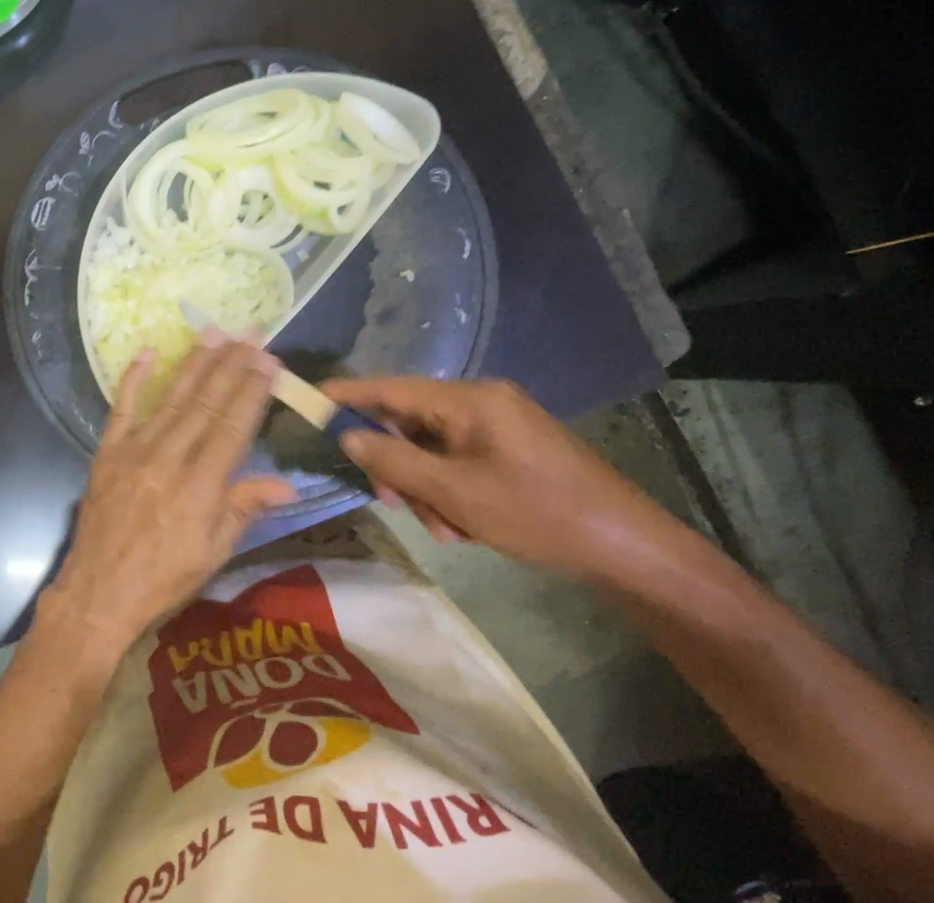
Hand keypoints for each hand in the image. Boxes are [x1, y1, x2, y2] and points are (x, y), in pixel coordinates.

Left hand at [45, 336, 297, 652]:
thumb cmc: (163, 578)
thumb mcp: (213, 552)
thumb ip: (243, 509)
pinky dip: (133, 379)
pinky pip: (120, 409)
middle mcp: (168, 460)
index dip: (252, 392)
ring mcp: (133, 452)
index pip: (232, 427)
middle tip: (251, 334)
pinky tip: (147, 353)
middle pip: (205, 404)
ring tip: (214, 333)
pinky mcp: (107, 453)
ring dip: (194, 364)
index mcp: (199, 487)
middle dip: (231, 367)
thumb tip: (286, 484)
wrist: (99, 591)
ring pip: (170, 399)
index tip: (268, 361)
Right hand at [322, 377, 685, 582]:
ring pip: (431, 451)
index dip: (349, 394)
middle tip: (394, 504)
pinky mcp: (510, 452)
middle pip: (410, 424)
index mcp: (470, 400)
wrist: (624, 546)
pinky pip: (457, 463)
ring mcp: (498, 428)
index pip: (392, 388)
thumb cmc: (536, 512)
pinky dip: (449, 494)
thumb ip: (393, 461)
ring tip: (446, 529)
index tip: (310, 399)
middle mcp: (482, 404)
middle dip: (398, 467)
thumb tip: (348, 435)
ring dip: (426, 490)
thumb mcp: (453, 492)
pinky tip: (464, 528)